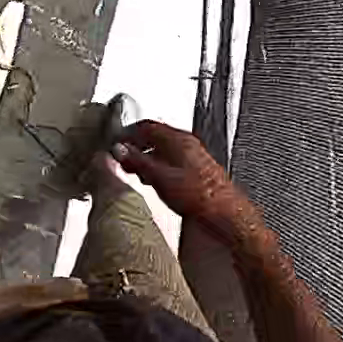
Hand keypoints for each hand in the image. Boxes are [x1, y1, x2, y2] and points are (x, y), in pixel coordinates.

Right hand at [112, 120, 264, 246]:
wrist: (226, 215)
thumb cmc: (199, 195)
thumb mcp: (159, 177)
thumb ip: (137, 161)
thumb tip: (119, 149)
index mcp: (178, 139)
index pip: (147, 126)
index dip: (128, 132)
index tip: (116, 141)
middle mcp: (187, 144)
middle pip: (156, 136)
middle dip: (137, 144)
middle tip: (123, 155)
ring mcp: (194, 156)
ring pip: (164, 149)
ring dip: (147, 156)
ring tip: (135, 169)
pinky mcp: (197, 171)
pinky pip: (172, 160)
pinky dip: (158, 165)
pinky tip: (154, 180)